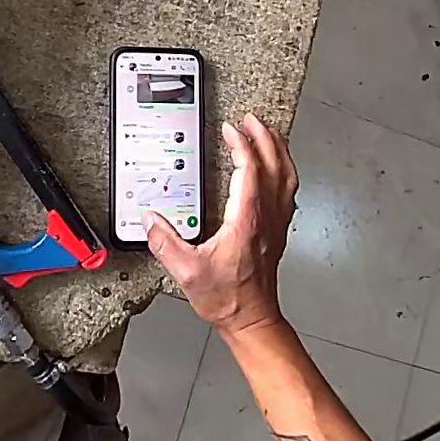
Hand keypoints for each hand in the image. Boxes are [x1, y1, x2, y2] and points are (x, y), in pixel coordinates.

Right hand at [144, 113, 297, 336]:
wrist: (251, 319)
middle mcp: (265, 219)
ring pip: (287, 178)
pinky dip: (283, 171)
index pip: (249, 171)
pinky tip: (275, 170)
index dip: (241, 145)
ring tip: (267, 135)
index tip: (230, 130)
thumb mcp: (187, 271)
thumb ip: (165, 242)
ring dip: (278, 152)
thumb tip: (151, 219)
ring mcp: (275, 225)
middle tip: (251, 120)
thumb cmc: (228, 298)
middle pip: (275, 167)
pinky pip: (287, 192)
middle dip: (264, 138)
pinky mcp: (275, 233)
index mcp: (246, 221)